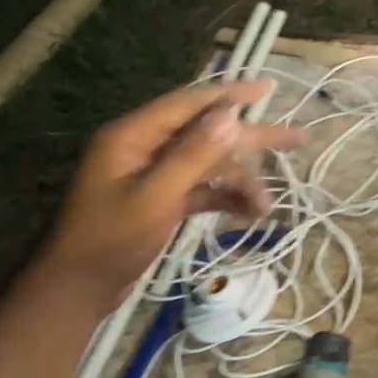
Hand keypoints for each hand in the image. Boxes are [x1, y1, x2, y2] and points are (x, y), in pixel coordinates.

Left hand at [34, 81, 306, 306]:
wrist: (79, 289)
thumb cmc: (110, 239)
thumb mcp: (156, 195)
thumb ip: (193, 154)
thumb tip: (230, 114)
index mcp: (134, 135)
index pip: (190, 103)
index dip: (232, 94)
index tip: (270, 87)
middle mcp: (146, 147)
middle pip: (208, 132)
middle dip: (252, 139)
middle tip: (298, 137)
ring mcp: (155, 173)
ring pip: (211, 164)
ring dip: (241, 181)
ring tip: (266, 205)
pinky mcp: (163, 198)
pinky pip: (204, 188)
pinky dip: (226, 197)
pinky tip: (251, 212)